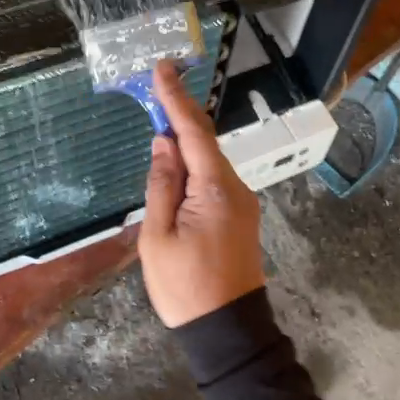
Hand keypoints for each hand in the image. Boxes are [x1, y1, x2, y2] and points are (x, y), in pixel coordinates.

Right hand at [139, 62, 266, 326]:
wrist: (228, 331)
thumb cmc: (185, 287)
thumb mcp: (157, 237)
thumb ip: (161, 185)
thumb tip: (163, 145)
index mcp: (215, 188)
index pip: (193, 132)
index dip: (176, 98)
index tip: (162, 68)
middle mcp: (236, 187)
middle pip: (204, 143)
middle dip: (179, 116)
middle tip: (155, 87)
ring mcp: (243, 202)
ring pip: (209, 163)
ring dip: (184, 146)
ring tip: (157, 131)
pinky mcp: (241, 217)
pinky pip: (214, 181)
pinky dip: (194, 169)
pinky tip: (175, 169)